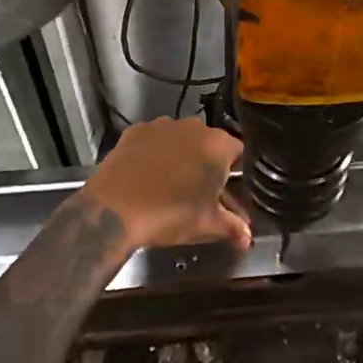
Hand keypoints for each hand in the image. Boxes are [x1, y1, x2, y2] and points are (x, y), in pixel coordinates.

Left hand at [75, 118, 250, 251]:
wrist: (115, 210)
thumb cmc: (170, 214)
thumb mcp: (207, 225)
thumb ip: (232, 227)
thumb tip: (247, 237)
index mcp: (217, 145)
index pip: (238, 152)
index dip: (236, 172)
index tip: (229, 190)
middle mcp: (193, 127)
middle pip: (209, 143)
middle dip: (208, 163)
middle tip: (202, 191)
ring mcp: (162, 125)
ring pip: (181, 139)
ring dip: (181, 155)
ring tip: (172, 184)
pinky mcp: (135, 130)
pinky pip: (153, 139)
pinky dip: (154, 152)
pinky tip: (148, 174)